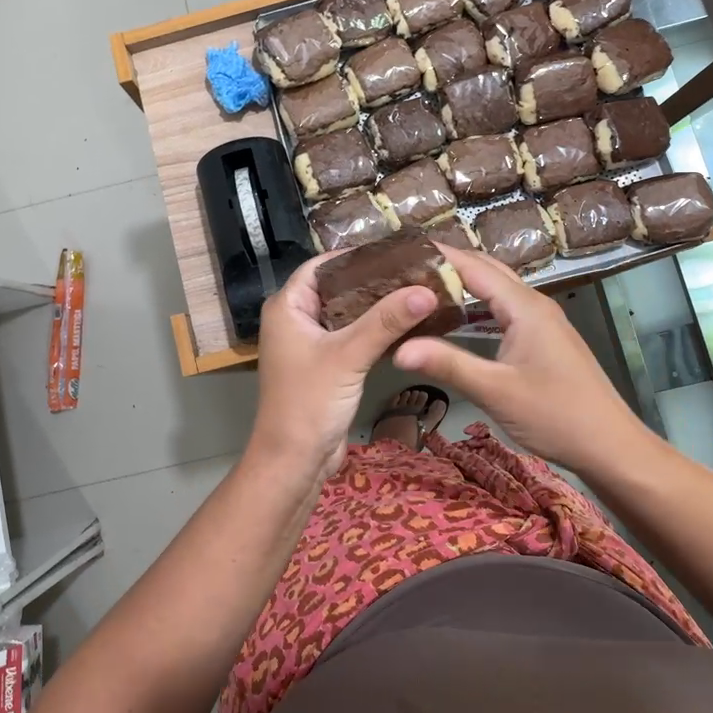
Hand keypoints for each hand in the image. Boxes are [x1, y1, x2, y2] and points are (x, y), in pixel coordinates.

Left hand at [252, 252, 438, 479]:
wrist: (294, 462)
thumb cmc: (309, 403)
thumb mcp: (348, 356)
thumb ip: (385, 322)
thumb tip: (425, 290)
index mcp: (287, 307)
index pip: (321, 266)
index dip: (356, 256)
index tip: (397, 251)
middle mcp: (295, 320)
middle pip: (336, 288)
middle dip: (373, 281)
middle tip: (416, 271)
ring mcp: (310, 345)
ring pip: (346, 314)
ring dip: (376, 307)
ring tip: (417, 293)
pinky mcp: (325, 366)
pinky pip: (351, 338)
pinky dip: (374, 331)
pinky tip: (406, 327)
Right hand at [394, 246, 655, 477]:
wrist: (611, 447)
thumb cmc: (557, 415)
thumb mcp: (495, 391)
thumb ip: (447, 365)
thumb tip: (396, 349)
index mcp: (524, 307)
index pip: (473, 266)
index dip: (437, 256)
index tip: (399, 253)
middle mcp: (533, 304)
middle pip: (485, 271)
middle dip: (447, 266)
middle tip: (403, 272)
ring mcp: (541, 322)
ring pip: (495, 291)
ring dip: (460, 287)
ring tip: (418, 291)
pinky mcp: (542, 340)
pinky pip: (502, 311)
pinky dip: (475, 309)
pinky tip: (451, 323)